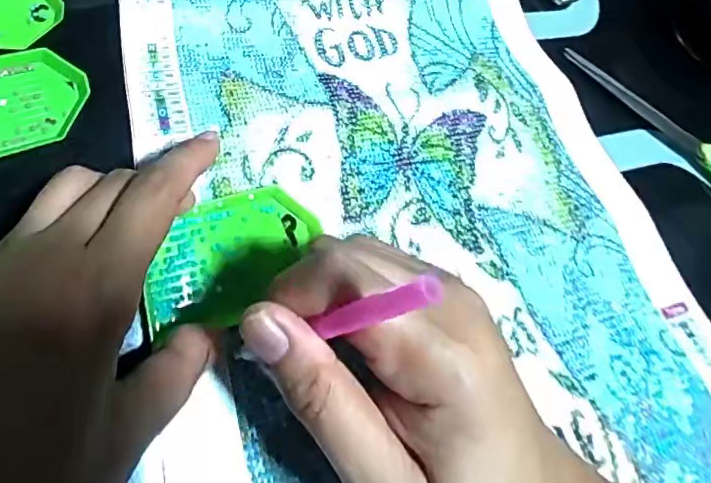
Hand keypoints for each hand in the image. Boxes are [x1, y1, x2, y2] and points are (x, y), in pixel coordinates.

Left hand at [0, 133, 220, 482]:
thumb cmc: (27, 469)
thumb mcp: (118, 439)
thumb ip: (174, 376)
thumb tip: (204, 334)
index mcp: (96, 287)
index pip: (152, 196)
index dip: (186, 161)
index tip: (211, 141)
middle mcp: (50, 253)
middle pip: (114, 183)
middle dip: (156, 180)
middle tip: (184, 204)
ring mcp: (4, 259)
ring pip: (70, 186)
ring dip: (111, 188)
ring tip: (130, 220)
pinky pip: (34, 216)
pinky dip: (70, 212)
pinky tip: (73, 257)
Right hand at [239, 235, 597, 482]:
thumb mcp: (382, 480)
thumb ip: (322, 398)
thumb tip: (258, 319)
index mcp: (443, 350)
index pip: (347, 276)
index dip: (291, 295)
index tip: (260, 343)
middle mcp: (450, 296)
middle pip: (350, 254)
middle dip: (302, 290)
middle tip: (285, 353)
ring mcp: (452, 285)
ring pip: (360, 251)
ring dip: (323, 288)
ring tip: (318, 351)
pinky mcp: (448, 287)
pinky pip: (379, 264)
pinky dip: (348, 290)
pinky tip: (351, 339)